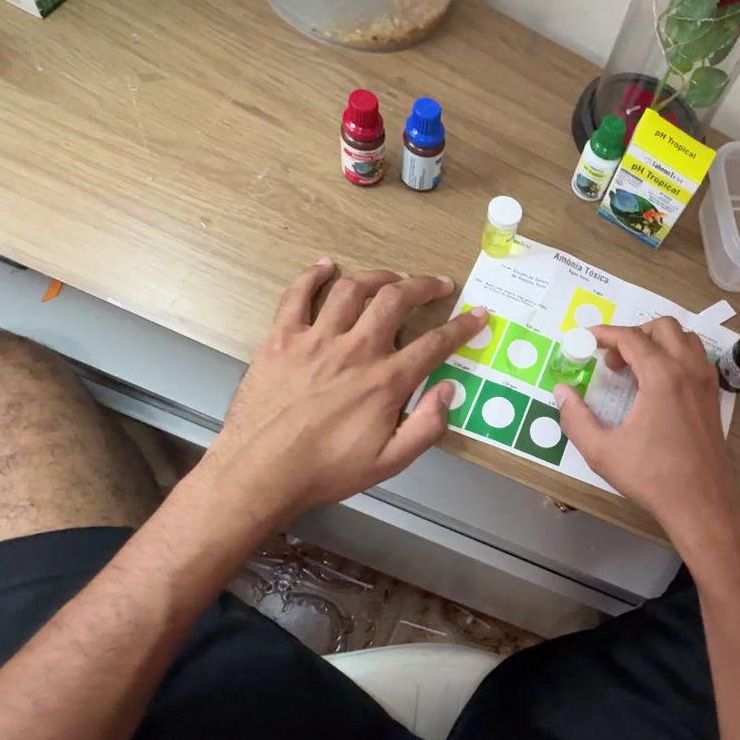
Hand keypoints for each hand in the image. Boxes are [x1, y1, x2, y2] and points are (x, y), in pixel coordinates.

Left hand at [201, 260, 487, 523]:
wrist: (261, 473)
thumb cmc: (328, 470)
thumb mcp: (391, 461)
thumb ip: (428, 426)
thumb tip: (448, 390)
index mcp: (386, 381)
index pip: (435, 343)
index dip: (462, 326)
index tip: (478, 314)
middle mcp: (356, 350)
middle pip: (396, 300)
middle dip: (424, 286)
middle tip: (438, 284)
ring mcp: (316, 340)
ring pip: (352, 290)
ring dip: (378, 277)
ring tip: (392, 278)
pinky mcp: (281, 339)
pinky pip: (297, 295)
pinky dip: (313, 275)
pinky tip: (326, 266)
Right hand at [554, 318, 739, 547]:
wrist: (701, 503)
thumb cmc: (652, 477)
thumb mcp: (602, 452)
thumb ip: (576, 418)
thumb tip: (561, 392)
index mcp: (663, 376)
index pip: (631, 337)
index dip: (604, 334)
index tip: (584, 340)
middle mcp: (689, 370)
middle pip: (663, 327)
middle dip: (633, 335)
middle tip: (612, 362)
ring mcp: (706, 383)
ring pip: (685, 339)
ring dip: (658, 343)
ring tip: (636, 370)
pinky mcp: (714, 398)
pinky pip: (697, 360)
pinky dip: (677, 358)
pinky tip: (659, 386)